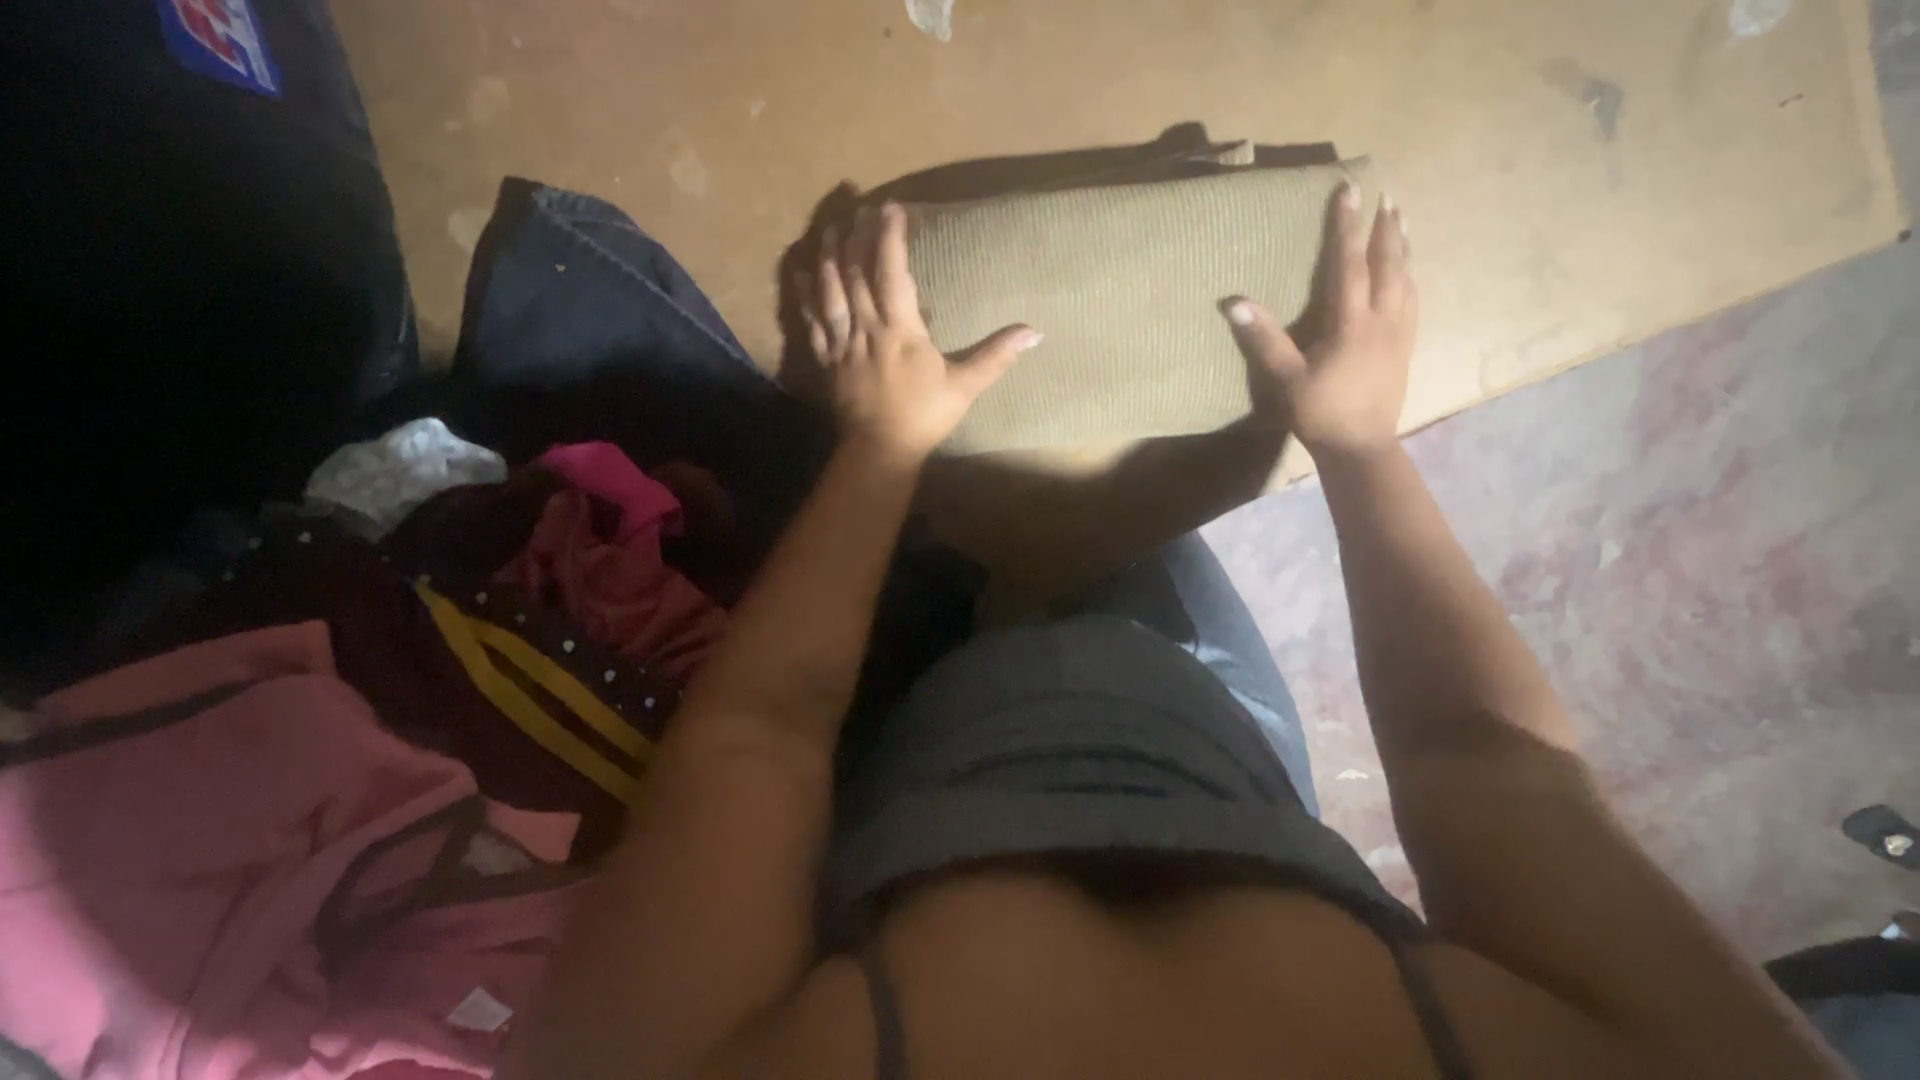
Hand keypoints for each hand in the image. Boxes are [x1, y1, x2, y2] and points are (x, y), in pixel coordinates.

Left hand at [800, 202, 1042, 461]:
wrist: (880, 451)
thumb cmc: (924, 417)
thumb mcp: (965, 386)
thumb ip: (996, 355)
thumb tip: (1034, 332)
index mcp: (899, 329)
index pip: (891, 272)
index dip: (889, 237)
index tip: (891, 208)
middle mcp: (866, 328)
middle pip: (855, 273)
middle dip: (856, 237)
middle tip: (858, 208)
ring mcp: (842, 343)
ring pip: (830, 291)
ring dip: (829, 257)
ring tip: (831, 229)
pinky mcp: (827, 360)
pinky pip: (813, 321)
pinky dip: (806, 295)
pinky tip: (802, 273)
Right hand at [1222, 183, 1415, 460]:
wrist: (1361, 448)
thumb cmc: (1321, 414)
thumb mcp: (1285, 379)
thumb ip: (1264, 340)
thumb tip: (1234, 303)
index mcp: (1352, 324)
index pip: (1349, 265)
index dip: (1346, 227)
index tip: (1350, 190)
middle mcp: (1383, 321)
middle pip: (1388, 265)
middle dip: (1385, 230)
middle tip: (1387, 197)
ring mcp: (1399, 335)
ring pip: (1407, 280)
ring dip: (1403, 249)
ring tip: (1401, 223)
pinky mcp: (1405, 350)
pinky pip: (1412, 302)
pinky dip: (1410, 278)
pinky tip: (1408, 275)